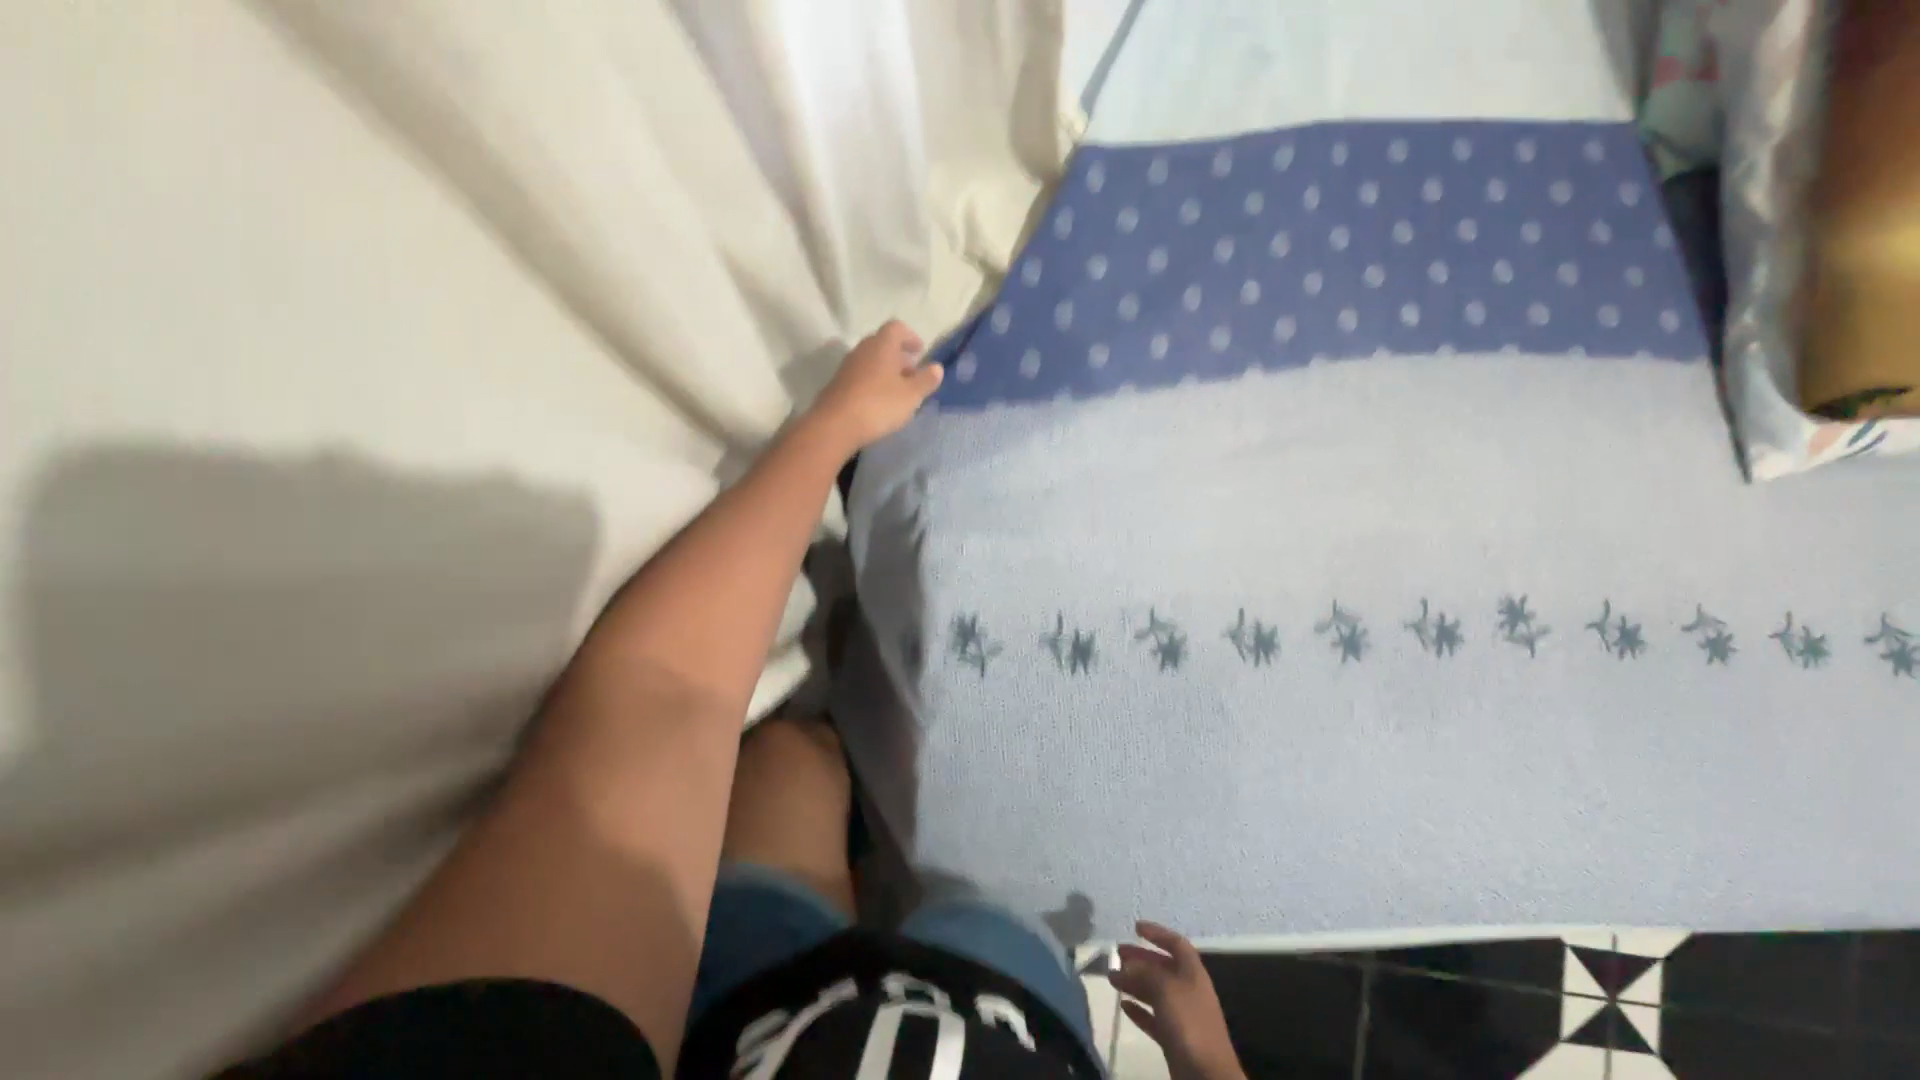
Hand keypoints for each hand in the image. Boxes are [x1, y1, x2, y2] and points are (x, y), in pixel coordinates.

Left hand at [805, 320, 941, 451]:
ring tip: (898, 391)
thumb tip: (936, 367)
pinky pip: (860, 376)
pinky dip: (872, 382)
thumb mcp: (911, 395)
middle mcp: (862, 350)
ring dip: (885, 371)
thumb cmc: (878, 405)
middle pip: (882, 344)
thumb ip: (926, 380)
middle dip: (899, 356)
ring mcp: (847, 367)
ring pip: (870, 361)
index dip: (910, 337)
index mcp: (882, 345)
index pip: (897, 328)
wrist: (834, 426)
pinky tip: (879, 402)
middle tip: (911, 373)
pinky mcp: (837, 384)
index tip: (920, 351)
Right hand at [1111, 921, 1245, 1079]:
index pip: (1177, 944)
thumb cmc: (1189, 1023)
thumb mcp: (1166, 989)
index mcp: (1193, 974)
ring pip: (1155, 992)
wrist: (1206, 1074)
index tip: (1136, 927)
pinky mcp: (1173, 1038)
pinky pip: (1153, 1017)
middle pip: (1163, 968)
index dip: (1158, 933)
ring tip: (1111, 978)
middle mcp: (1188, 991)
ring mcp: (1182, 1015)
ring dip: (1134, 983)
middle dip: (1140, 958)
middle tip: (1117, 953)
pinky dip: (1139, 1009)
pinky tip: (1123, 1006)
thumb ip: (1145, 973)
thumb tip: (1127, 966)